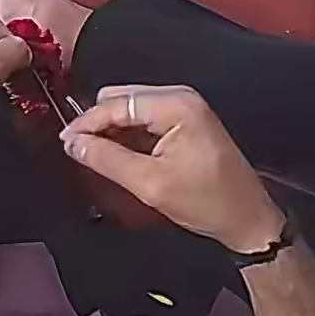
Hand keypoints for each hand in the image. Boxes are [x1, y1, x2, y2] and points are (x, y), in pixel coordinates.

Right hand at [61, 85, 284, 253]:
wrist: (248, 219)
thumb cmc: (205, 202)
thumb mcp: (150, 184)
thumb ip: (107, 159)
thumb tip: (72, 144)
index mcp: (176, 104)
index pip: (117, 103)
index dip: (87, 122)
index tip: (65, 142)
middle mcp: (179, 96)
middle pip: (122, 98)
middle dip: (98, 123)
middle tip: (79, 151)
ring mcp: (183, 106)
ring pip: (130, 107)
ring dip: (112, 129)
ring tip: (95, 156)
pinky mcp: (184, 118)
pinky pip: (144, 117)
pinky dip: (128, 134)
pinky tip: (118, 154)